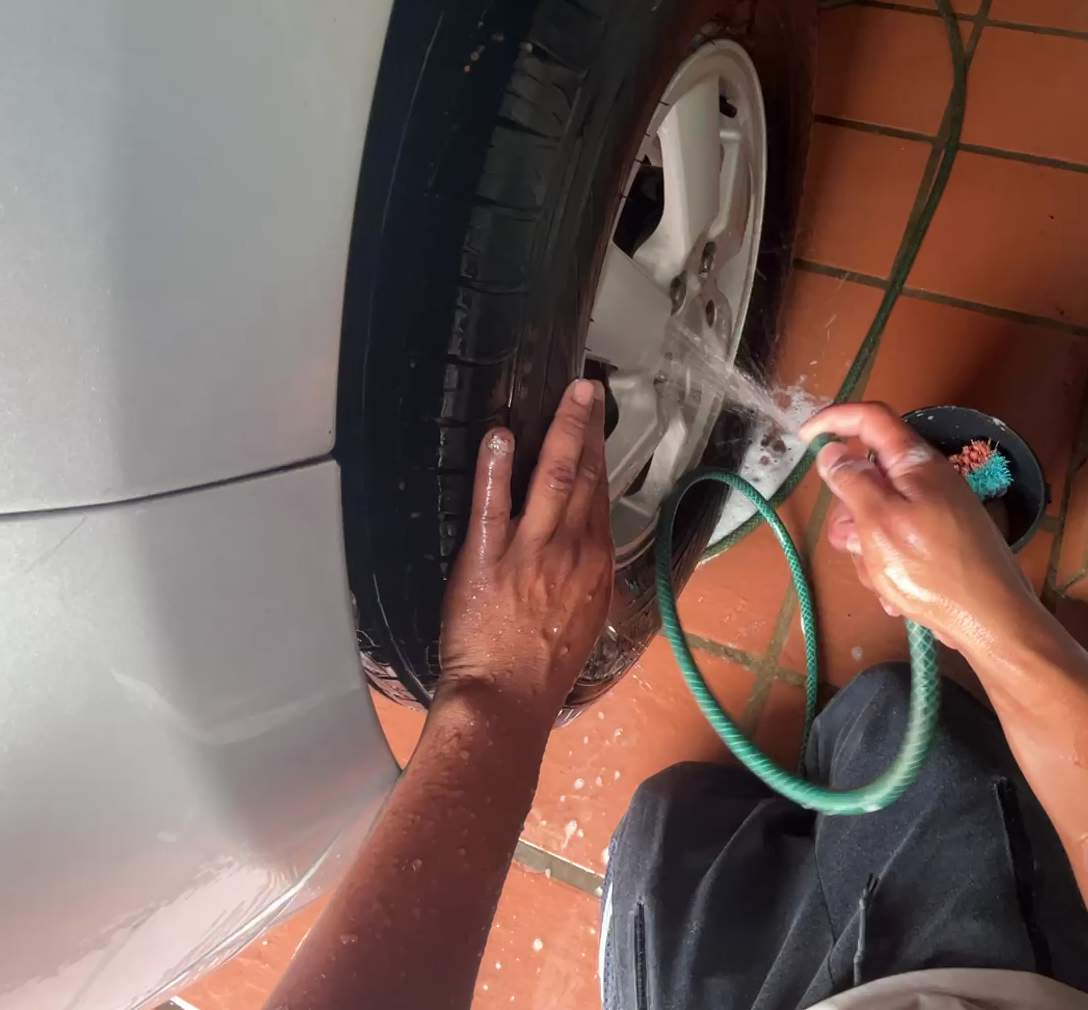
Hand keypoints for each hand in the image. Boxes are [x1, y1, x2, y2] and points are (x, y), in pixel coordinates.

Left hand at [438, 379, 612, 708]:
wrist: (509, 698)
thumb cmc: (547, 664)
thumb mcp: (586, 614)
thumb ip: (587, 570)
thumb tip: (586, 539)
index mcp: (595, 561)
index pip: (601, 493)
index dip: (600, 453)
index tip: (599, 425)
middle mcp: (571, 549)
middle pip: (585, 476)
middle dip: (588, 427)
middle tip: (589, 388)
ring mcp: (530, 551)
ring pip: (553, 479)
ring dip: (562, 431)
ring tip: (569, 395)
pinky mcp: (487, 559)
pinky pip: (493, 506)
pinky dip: (497, 469)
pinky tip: (499, 437)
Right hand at [800, 402, 1039, 657]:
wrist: (991, 622)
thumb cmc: (934, 571)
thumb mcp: (879, 522)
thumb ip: (852, 481)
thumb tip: (832, 451)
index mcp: (915, 463)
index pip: (870, 419)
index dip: (834, 420)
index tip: (803, 438)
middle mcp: (925, 480)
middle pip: (866, 476)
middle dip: (848, 512)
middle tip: (853, 542)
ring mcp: (932, 511)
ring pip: (874, 515)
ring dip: (866, 548)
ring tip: (883, 577)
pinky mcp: (936, 540)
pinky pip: (892, 542)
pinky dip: (886, 564)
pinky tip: (897, 592)